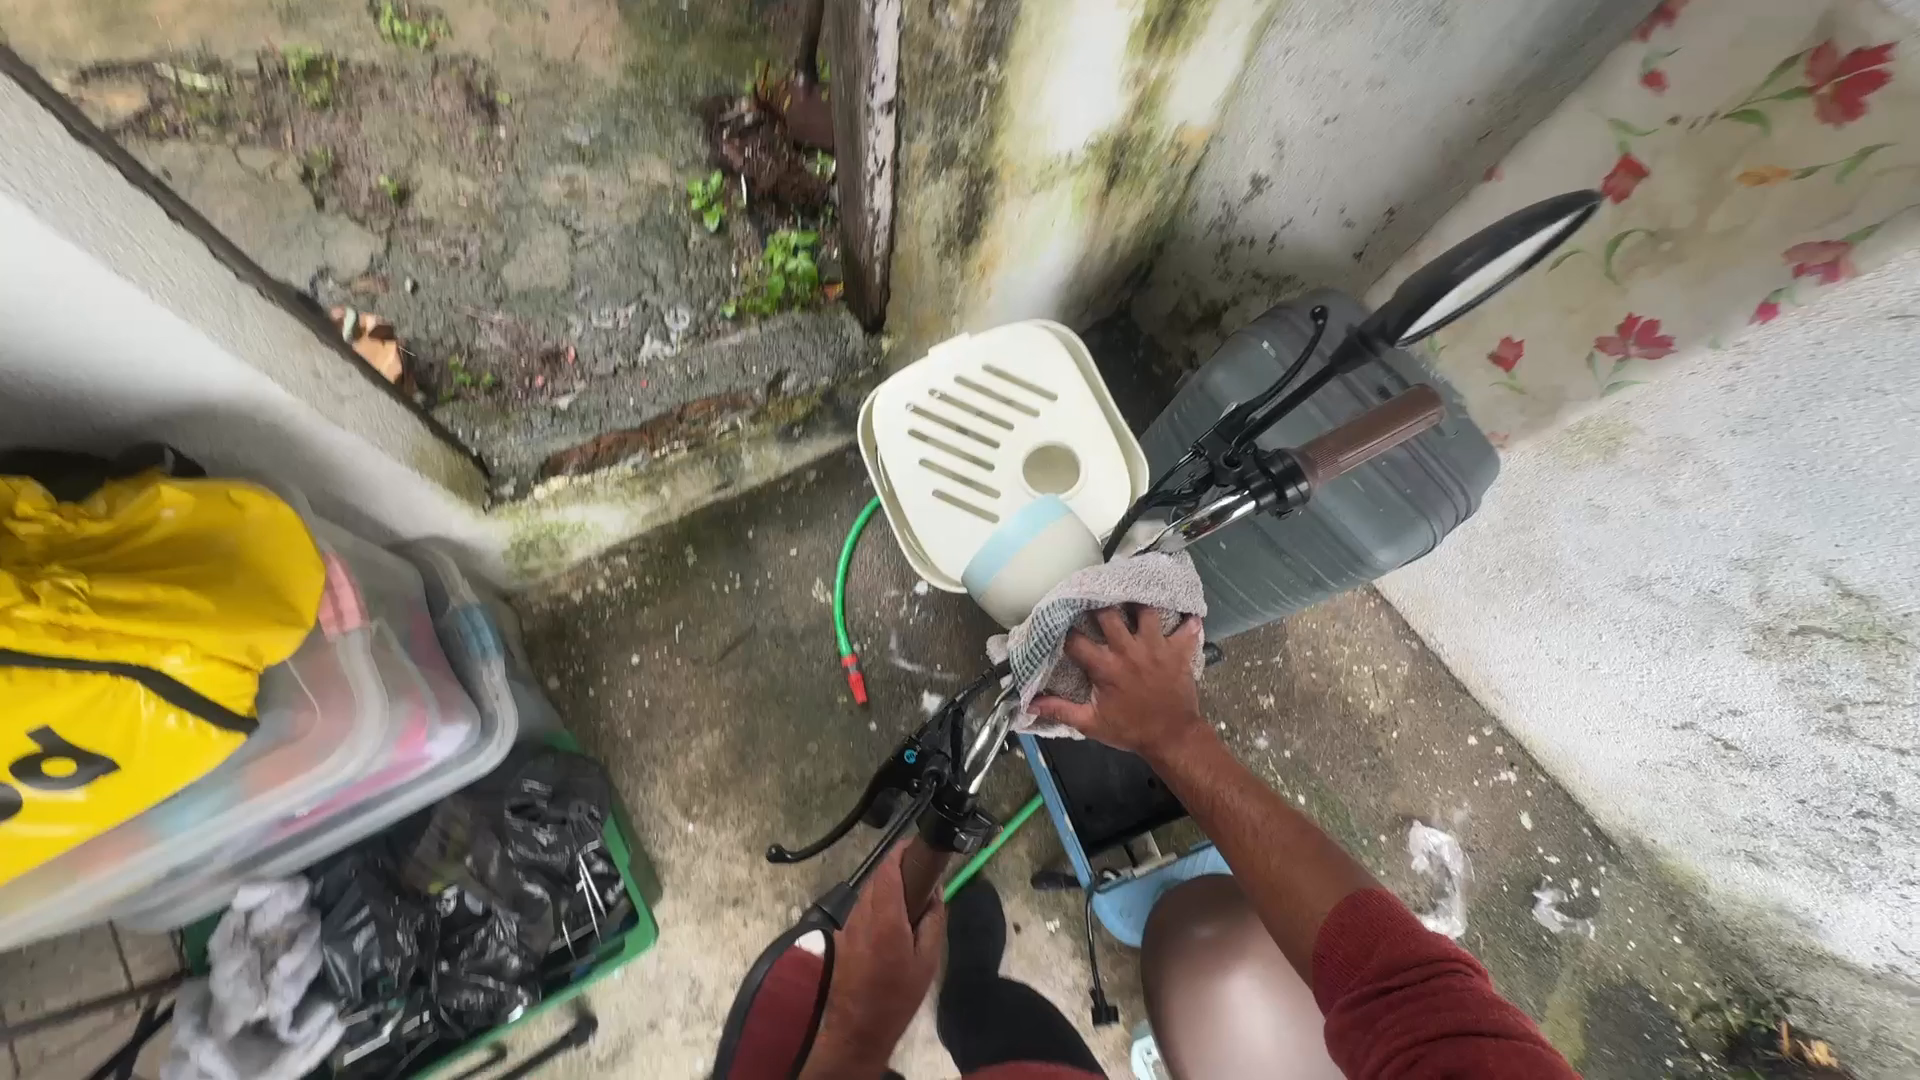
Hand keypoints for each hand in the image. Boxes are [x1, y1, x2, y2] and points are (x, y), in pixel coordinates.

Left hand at [801, 843, 946, 1077]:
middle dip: (895, 868)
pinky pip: (859, 911)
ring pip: (866, 893)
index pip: (888, 869)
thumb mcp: (927, 960)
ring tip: (906, 897)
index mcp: (885, 917)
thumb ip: (933, 921)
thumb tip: (936, 892)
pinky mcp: (840, 939)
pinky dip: (874, 906)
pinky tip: (887, 923)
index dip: (900, 851)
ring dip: (883, 887)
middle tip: (918, 873)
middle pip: (876, 878)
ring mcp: (847, 927)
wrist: (858, 1030)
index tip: (915, 844)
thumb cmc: (898, 995)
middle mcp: (862, 915)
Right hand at [1031, 607, 1210, 763]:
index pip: (1076, 640)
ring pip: (1147, 611)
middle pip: (1109, 614)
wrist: (1172, 739)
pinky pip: (1187, 629)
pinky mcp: (1179, 651)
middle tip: (1094, 598)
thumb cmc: (1130, 730)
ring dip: (1140, 604)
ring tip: (1134, 596)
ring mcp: (1156, 647)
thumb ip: (1060, 710)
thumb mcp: (1091, 724)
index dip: (1064, 630)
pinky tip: (1186, 613)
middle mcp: (1129, 650)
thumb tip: (1029, 704)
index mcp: (1105, 667)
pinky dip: (1188, 621)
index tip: (1059, 623)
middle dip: (1098, 604)